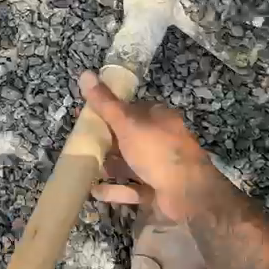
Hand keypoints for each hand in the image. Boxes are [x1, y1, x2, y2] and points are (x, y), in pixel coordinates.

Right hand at [78, 71, 225, 222]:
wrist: (188, 194)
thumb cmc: (157, 152)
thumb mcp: (128, 123)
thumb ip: (105, 103)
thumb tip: (85, 74)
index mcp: (159, 118)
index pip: (132, 110)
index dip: (109, 111)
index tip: (87, 117)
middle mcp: (162, 140)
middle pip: (130, 138)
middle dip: (106, 142)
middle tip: (81, 144)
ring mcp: (161, 167)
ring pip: (130, 164)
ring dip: (109, 167)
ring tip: (85, 167)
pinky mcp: (158, 190)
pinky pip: (133, 188)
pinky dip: (115, 190)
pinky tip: (95, 191)